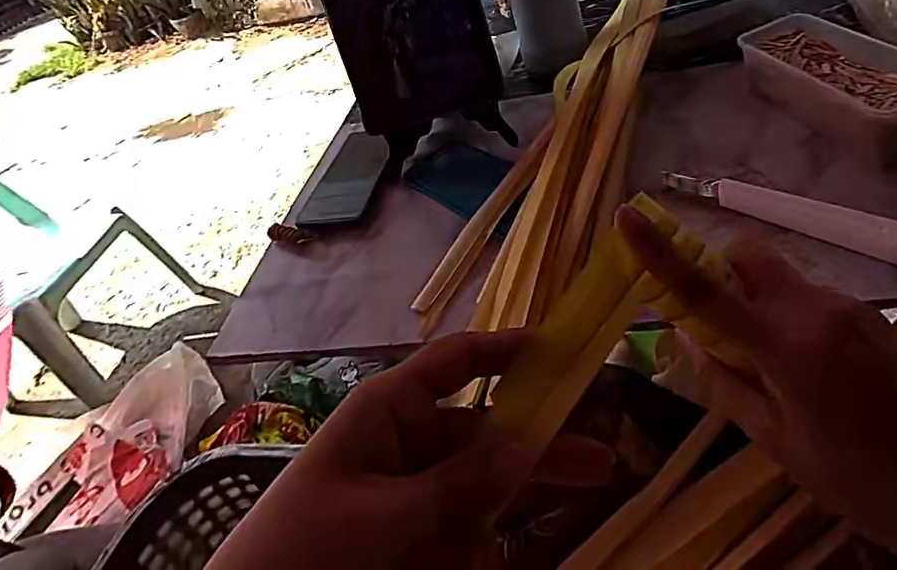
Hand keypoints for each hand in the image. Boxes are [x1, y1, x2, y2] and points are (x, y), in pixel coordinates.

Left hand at [207, 332, 611, 569]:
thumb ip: (457, 486)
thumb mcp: (376, 522)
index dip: (507, 347)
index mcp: (389, 412)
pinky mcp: (413, 538)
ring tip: (561, 508)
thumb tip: (528, 445)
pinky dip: (488, 544)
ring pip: (484, 486)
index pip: (458, 361)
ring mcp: (411, 494)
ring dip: (519, 502)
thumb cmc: (295, 561)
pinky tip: (503, 554)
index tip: (559, 347)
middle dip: (540, 445)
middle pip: (488, 432)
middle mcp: (407, 443)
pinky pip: (467, 530)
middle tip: (601, 460)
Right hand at [615, 208, 896, 569]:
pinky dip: (787, 314)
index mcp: (788, 347)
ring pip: (777, 277)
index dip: (661, 254)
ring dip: (756, 301)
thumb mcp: (782, 446)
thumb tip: (686, 340)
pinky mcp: (865, 308)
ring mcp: (845, 302)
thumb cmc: (863, 482)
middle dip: (719, 271)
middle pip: (747, 255)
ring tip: (776, 370)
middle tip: (718, 326)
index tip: (627, 216)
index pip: (708, 291)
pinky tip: (814, 371)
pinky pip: (807, 294)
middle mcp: (815, 307)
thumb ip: (726, 386)